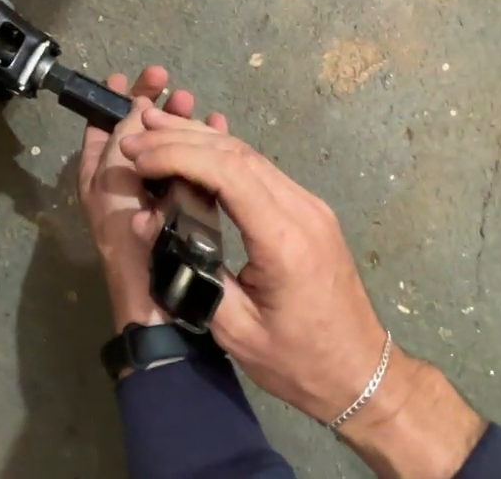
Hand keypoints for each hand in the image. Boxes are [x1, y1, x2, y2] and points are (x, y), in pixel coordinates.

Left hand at [75, 66, 225, 331]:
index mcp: (99, 174)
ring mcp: (156, 194)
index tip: (127, 76)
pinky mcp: (185, 207)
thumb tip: (136, 107)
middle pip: (140, 133)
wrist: (157, 297)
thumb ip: (124, 138)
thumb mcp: (114, 177)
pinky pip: (194, 168)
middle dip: (156, 106)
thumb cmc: (126, 232)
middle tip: (174, 86)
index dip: (115, 99)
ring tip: (197, 103)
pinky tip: (219, 128)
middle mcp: (125, 181)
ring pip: (169, 147)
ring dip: (182, 122)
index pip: (104, 126)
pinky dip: (205, 147)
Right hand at [120, 112, 484, 478]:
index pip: (228, 172)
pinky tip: (192, 145)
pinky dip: (218, 152)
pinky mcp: (307, 207)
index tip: (141, 157)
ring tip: (155, 125)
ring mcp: (308, 204)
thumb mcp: (236, 332)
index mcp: (285, 239)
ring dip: (198, 137)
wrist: (364, 374)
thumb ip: (188, 275)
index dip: (179, 155)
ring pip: (247, 152)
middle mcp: (301, 209)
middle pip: (236, 153)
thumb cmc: (299, 362)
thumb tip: (144, 223)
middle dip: (180, 138)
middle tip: (136, 135)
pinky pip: (257, 167)